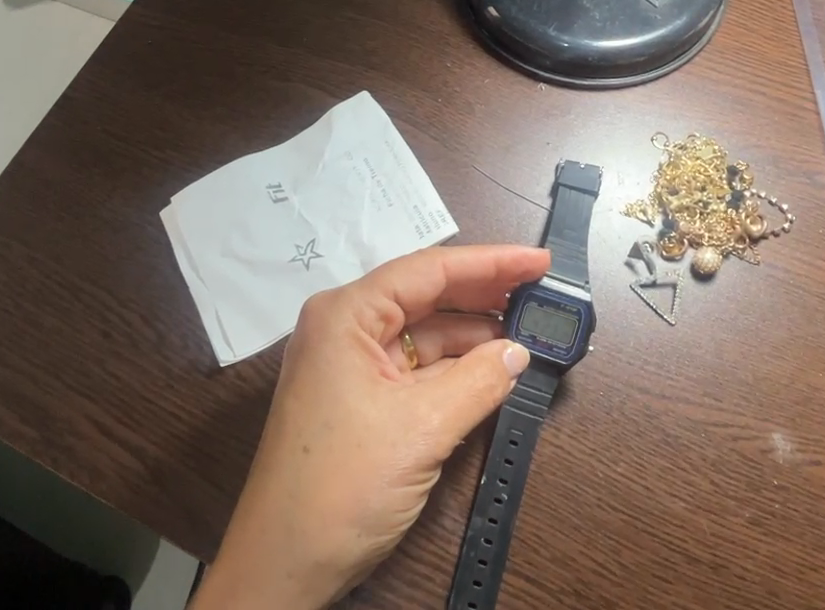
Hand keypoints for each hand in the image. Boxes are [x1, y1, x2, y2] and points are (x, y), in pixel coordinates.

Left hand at [190, 244, 548, 609]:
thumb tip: (518, 352)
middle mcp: (346, 327)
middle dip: (484, 294)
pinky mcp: (360, 398)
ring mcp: (351, 364)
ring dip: (474, 335)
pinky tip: (493, 368)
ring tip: (528, 331)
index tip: (539, 259)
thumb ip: (477, 381)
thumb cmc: (341, 487)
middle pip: (427, 296)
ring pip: (425, 333)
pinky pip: (417, 368)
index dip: (489, 262)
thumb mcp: (420, 429)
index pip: (428, 271)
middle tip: (541, 290)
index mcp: (347, 315)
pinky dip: (455, 368)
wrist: (283, 566)